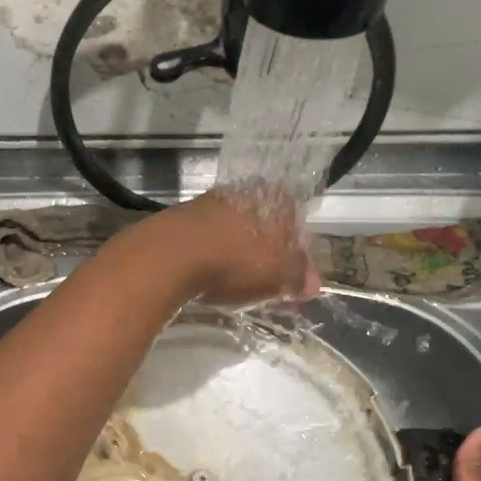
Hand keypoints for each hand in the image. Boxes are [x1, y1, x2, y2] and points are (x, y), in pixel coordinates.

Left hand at [154, 186, 318, 306]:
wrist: (170, 256)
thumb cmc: (236, 261)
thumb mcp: (279, 274)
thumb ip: (299, 277)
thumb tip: (311, 284)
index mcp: (273, 196)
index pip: (295, 219)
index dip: (295, 251)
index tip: (290, 277)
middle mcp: (241, 192)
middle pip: (261, 227)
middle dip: (264, 255)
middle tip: (263, 286)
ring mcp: (206, 205)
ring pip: (231, 234)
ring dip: (234, 258)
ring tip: (233, 288)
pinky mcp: (176, 223)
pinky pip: (202, 244)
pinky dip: (207, 260)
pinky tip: (205, 280)